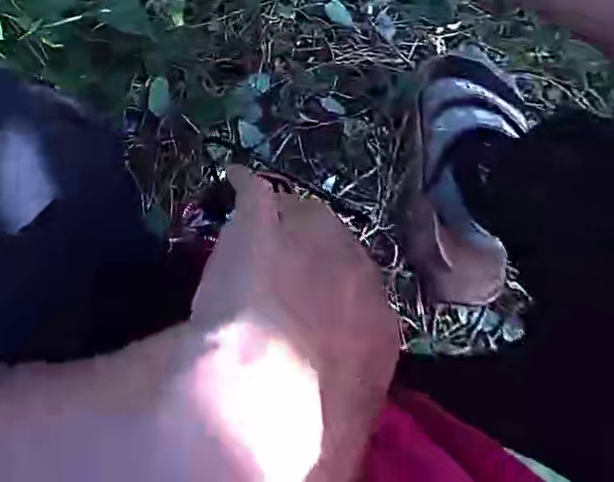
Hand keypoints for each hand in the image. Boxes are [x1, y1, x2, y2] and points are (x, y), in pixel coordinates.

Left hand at [181, 167, 398, 481]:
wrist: (262, 391)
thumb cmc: (305, 427)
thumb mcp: (343, 432)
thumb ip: (345, 406)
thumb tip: (334, 432)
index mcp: (380, 326)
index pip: (363, 291)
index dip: (333, 289)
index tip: (312, 296)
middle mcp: (353, 270)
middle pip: (337, 242)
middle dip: (313, 249)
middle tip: (282, 259)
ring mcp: (307, 237)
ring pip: (300, 211)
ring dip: (283, 216)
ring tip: (261, 218)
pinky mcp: (259, 220)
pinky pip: (256, 190)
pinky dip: (244, 186)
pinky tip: (233, 179)